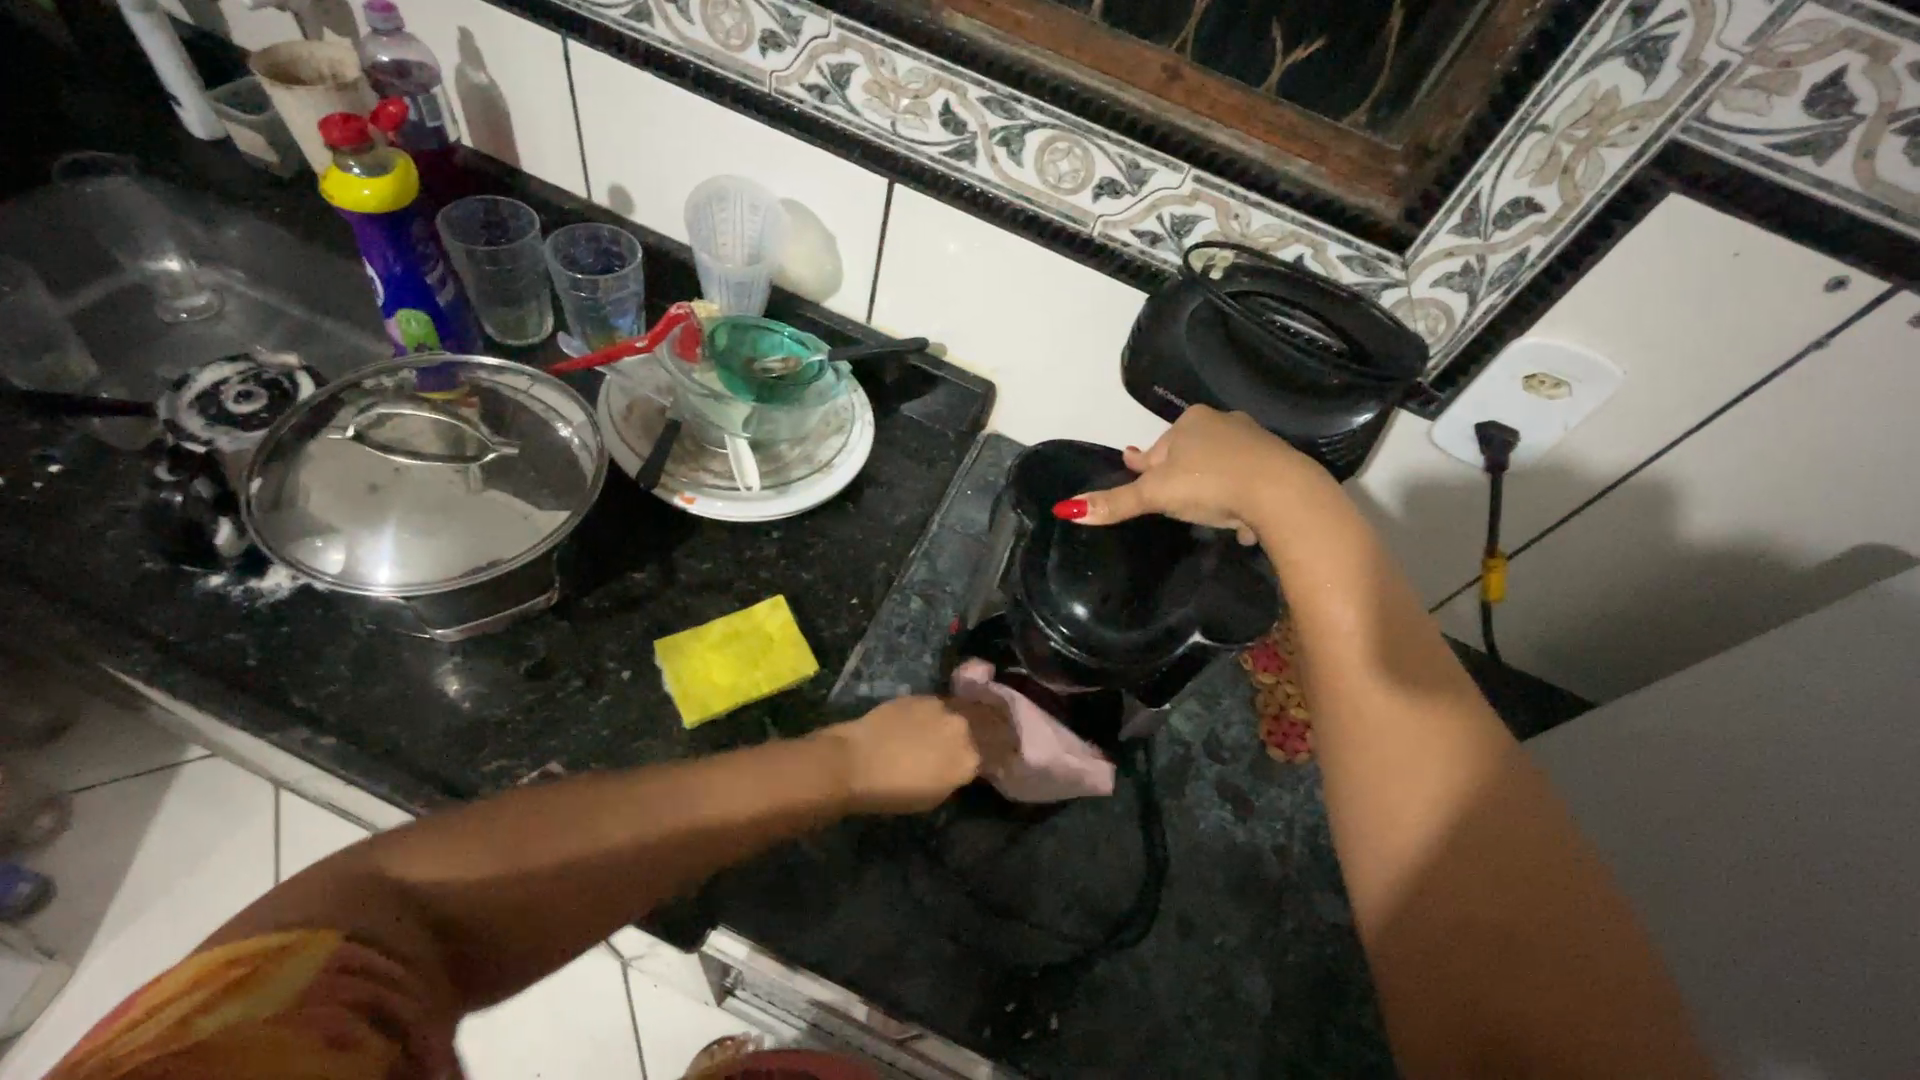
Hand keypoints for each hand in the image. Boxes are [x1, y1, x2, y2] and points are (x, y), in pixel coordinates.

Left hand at [816, 696, 1013, 814]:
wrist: (855, 761)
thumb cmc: (894, 791)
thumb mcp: (938, 793)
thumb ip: (961, 773)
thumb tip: (968, 763)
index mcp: (971, 755)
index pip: (1005, 749)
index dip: (1010, 753)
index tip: (1009, 758)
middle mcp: (964, 725)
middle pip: (997, 720)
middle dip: (1005, 727)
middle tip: (1005, 734)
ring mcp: (944, 706)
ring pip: (976, 705)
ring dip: (985, 712)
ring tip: (985, 719)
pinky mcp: (924, 696)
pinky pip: (952, 701)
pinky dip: (960, 708)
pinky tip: (953, 716)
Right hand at [1056, 405, 1327, 541]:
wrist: (1280, 492)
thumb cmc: (1210, 484)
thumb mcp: (1155, 495)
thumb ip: (1116, 502)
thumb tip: (1066, 509)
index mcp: (1190, 421)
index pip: (1157, 449)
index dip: (1147, 470)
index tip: (1143, 481)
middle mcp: (1223, 422)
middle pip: (1189, 457)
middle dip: (1182, 480)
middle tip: (1177, 506)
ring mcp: (1254, 441)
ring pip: (1220, 470)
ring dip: (1213, 491)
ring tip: (1212, 517)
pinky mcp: (1278, 462)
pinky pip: (1248, 483)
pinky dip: (1241, 500)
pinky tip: (1242, 523)